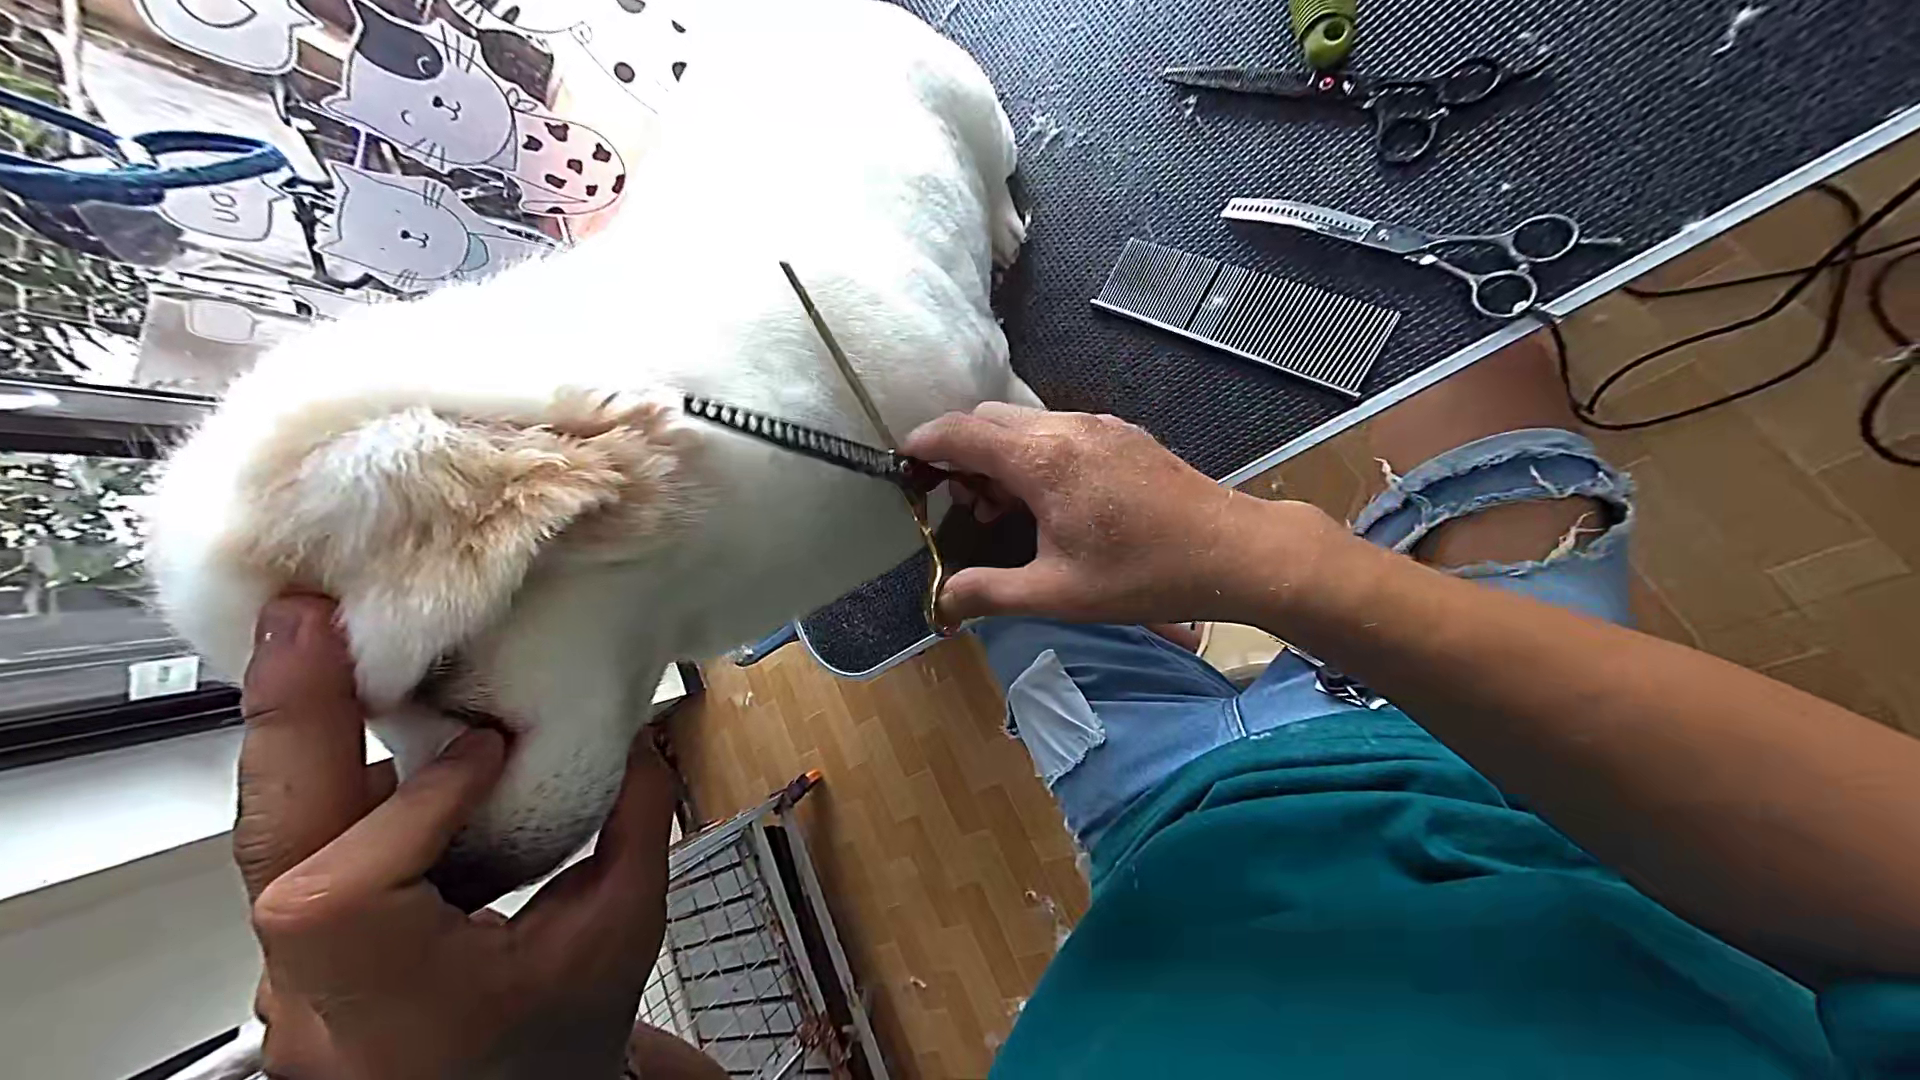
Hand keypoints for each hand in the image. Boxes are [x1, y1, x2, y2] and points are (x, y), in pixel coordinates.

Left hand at [235, 595, 680, 1079]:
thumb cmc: (566, 1032)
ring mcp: (294, 964)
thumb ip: (638, 822)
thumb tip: (641, 731)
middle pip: (270, 845)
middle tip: (304, 618)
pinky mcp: (309, 936)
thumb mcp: (624, 927)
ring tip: (328, 642)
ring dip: (307, 731)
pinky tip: (367, 714)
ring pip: (276, 834)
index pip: (348, 889)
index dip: (419, 801)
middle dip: (292, 718)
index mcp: (400, 999)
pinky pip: (311, 836)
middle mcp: (314, 988)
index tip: (495, 747)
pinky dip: (336, 763)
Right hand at [903, 404, 1343, 625]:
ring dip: (1000, 454)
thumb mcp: (1057, 593)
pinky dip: (1033, 452)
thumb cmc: (1141, 573)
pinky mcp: (1120, 432)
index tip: (904, 463)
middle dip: (963, 452)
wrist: (1232, 550)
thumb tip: (942, 600)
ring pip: (1023, 422)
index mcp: (1041, 460)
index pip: (961, 432)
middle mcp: (1064, 427)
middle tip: (967, 504)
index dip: (924, 443)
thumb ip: (990, 592)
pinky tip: (1053, 497)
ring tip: (1010, 507)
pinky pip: (1056, 428)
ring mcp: (1097, 424)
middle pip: (988, 418)